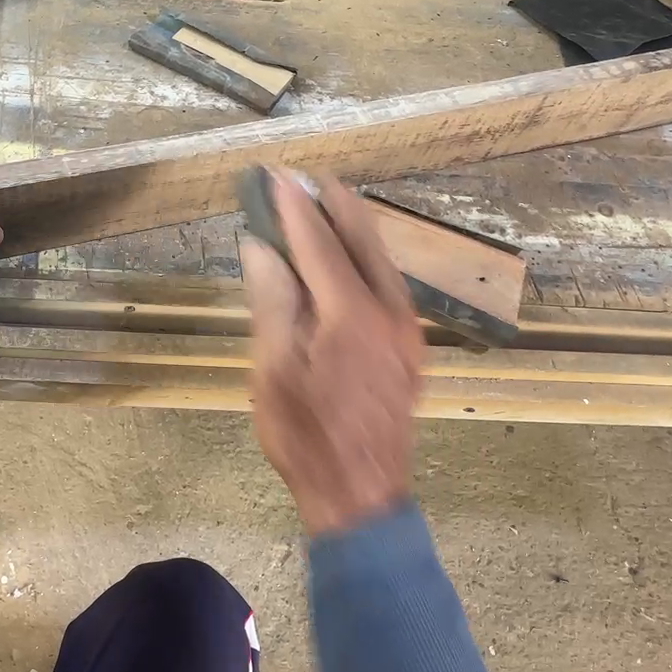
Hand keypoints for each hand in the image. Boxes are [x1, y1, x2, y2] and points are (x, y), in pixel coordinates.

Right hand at [240, 171, 423, 537]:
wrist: (360, 494)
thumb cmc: (305, 437)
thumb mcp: (274, 370)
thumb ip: (272, 302)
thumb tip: (261, 247)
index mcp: (351, 316)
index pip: (318, 245)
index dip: (293, 209)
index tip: (275, 177)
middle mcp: (390, 312)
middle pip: (363, 240)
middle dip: (334, 204)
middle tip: (307, 178)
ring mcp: (408, 330)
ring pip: (383, 260)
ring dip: (354, 228)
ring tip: (328, 203)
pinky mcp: (411, 348)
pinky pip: (390, 285)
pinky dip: (367, 259)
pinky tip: (351, 256)